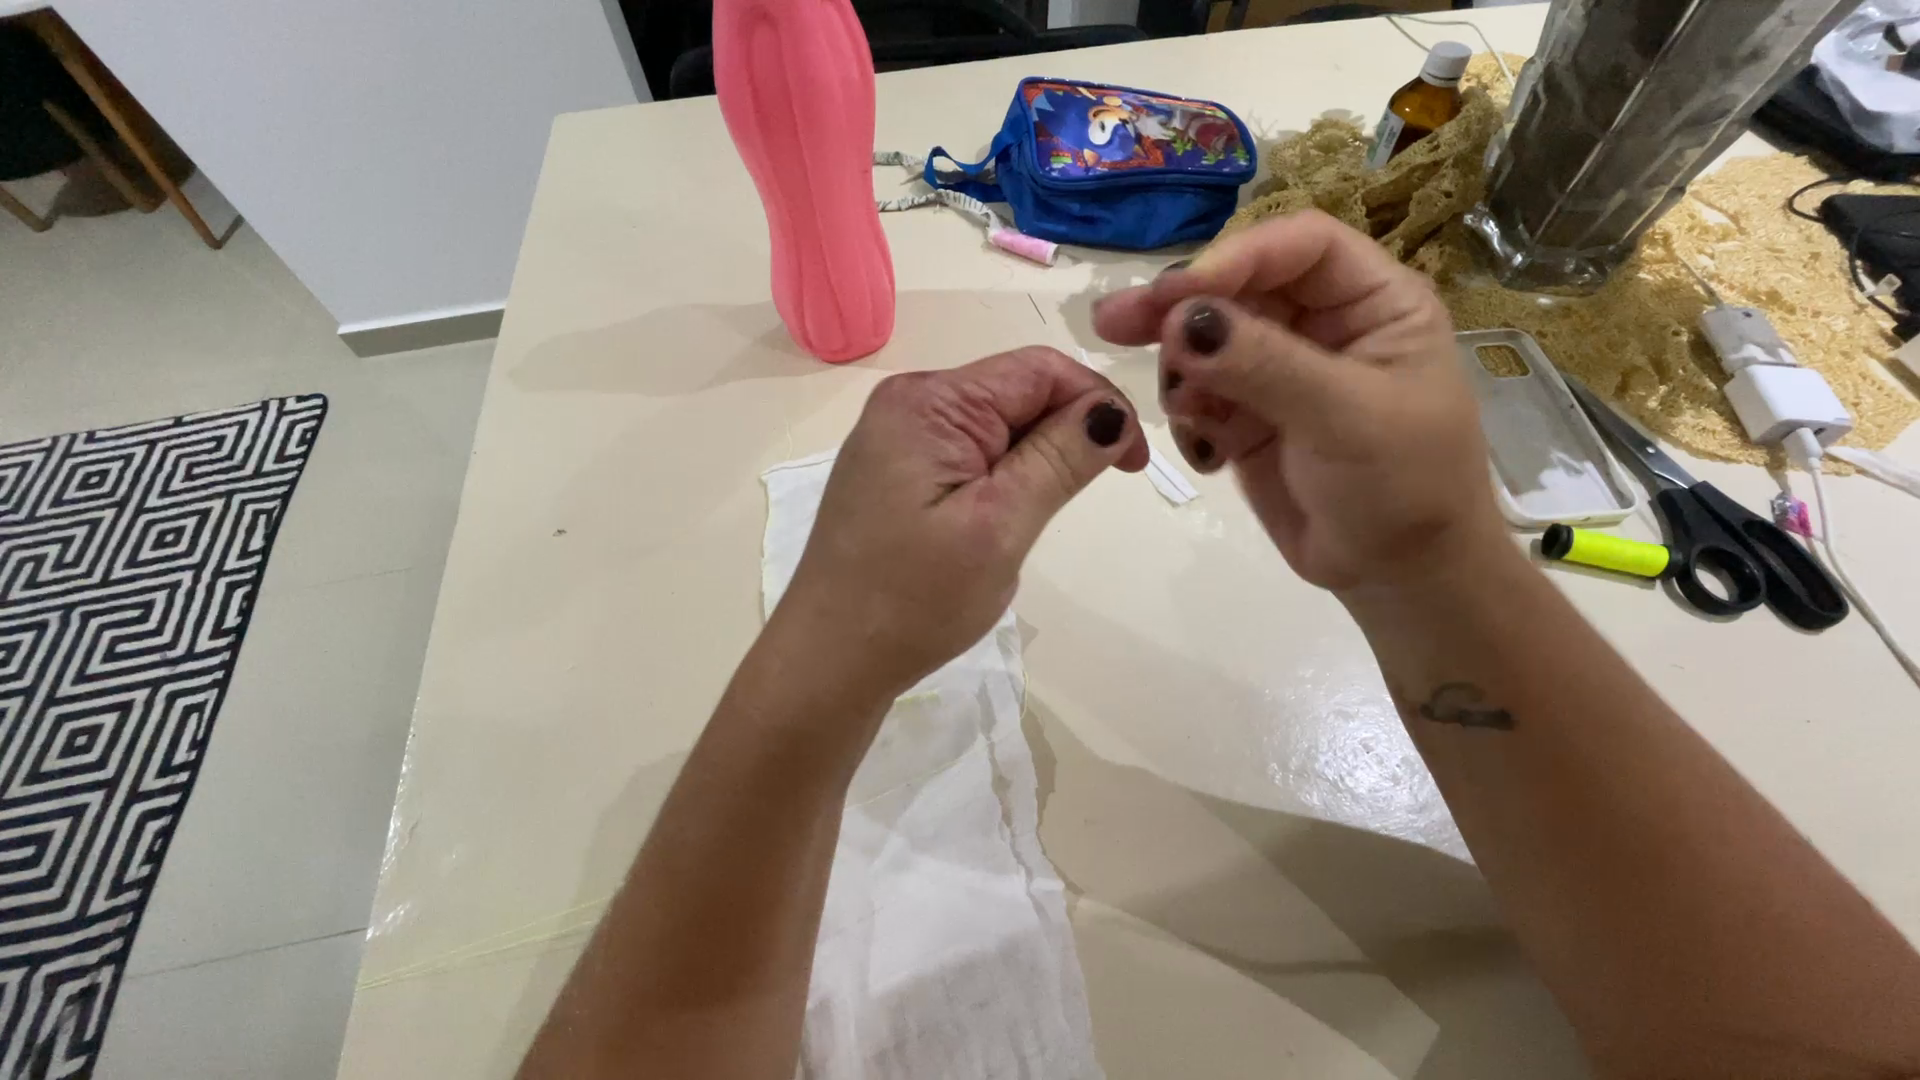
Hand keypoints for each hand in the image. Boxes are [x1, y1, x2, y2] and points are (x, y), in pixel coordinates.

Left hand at [773, 347, 1148, 695]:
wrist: (831, 659)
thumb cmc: (914, 599)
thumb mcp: (1000, 527)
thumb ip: (1060, 459)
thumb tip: (1112, 411)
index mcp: (930, 401)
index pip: (1038, 369)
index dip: (1098, 404)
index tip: (1132, 465)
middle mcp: (908, 403)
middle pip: (1016, 392)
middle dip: (1065, 434)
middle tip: (1082, 499)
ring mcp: (896, 438)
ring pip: (995, 426)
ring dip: (1035, 460)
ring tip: (1033, 520)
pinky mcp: (895, 472)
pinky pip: (967, 453)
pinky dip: (1002, 477)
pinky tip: (1001, 518)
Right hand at [1093, 210, 1504, 594]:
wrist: (1397, 574)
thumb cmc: (1402, 486)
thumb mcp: (1343, 416)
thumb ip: (1262, 364)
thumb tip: (1181, 322)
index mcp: (1370, 303)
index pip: (1296, 248)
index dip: (1234, 260)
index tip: (1174, 298)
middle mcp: (1319, 327)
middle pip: (1235, 290)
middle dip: (1179, 310)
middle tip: (1111, 324)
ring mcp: (1276, 374)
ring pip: (1205, 343)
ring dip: (1181, 372)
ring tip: (1188, 415)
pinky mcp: (1244, 418)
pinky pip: (1196, 396)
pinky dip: (1187, 417)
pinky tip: (1206, 452)